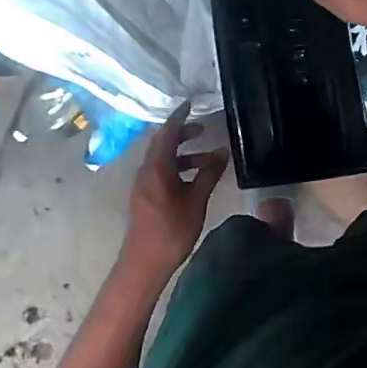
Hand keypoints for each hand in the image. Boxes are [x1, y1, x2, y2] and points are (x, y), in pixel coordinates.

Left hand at [122, 102, 227, 278]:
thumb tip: (222, 152)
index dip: (179, 117)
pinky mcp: (145, 195)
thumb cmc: (172, 231)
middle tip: (203, 128)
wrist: (144, 263)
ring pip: (163, 158)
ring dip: (184, 153)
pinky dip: (178, 166)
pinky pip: (161, 170)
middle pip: (162, 143)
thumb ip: (209, 174)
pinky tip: (196, 176)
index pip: (167, 133)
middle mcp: (146, 171)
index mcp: (156, 169)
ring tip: (209, 158)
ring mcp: (143, 184)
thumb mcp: (196, 201)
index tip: (190, 104)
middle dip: (182, 133)